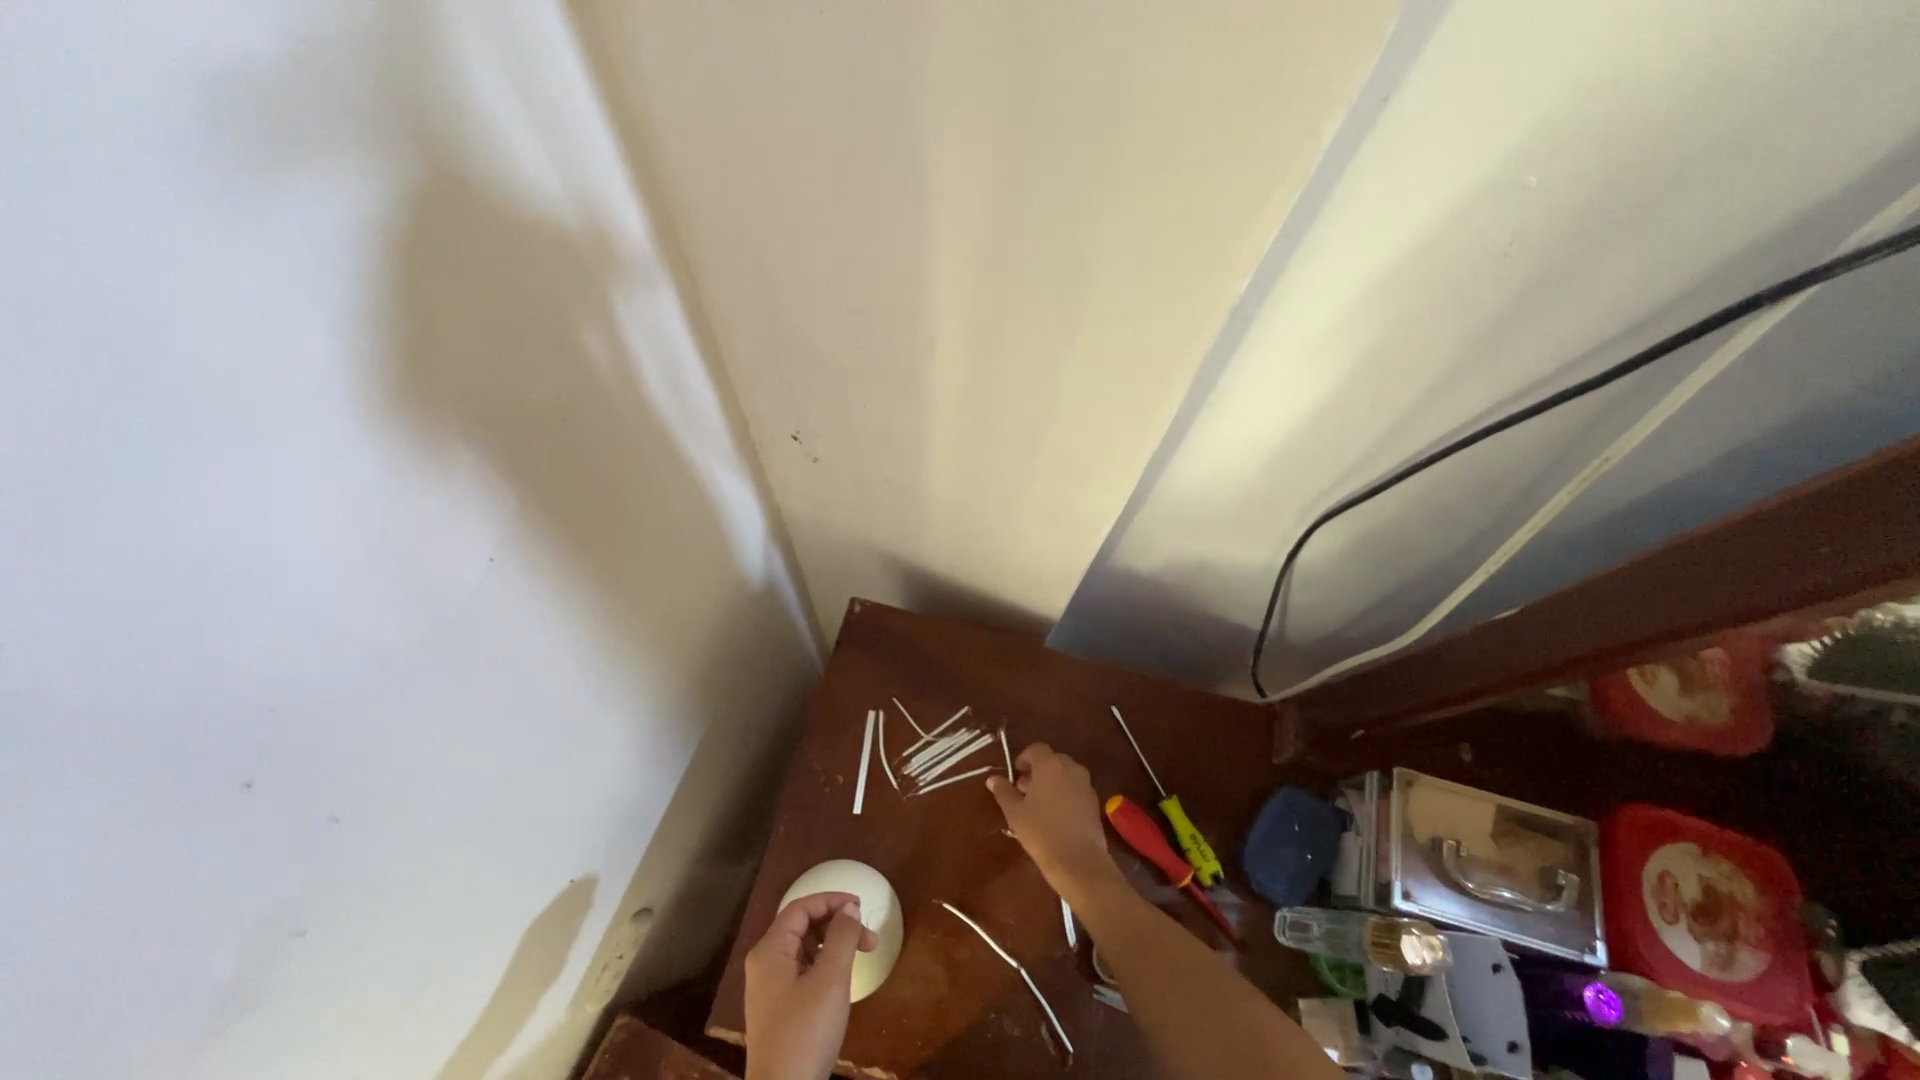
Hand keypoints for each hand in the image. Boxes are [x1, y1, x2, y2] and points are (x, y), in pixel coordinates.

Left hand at [744, 892, 879, 1079]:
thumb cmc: (806, 1031)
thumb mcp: (830, 980)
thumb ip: (841, 938)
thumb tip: (849, 908)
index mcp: (770, 951)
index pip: (800, 908)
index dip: (831, 901)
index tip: (861, 907)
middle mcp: (764, 964)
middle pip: (801, 927)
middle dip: (837, 925)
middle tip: (870, 939)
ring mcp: (769, 988)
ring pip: (804, 950)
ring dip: (833, 946)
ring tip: (862, 957)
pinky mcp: (778, 1009)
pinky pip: (802, 971)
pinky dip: (824, 966)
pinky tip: (842, 979)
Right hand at [987, 743, 1122, 898]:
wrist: (1078, 859)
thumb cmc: (1041, 831)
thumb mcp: (1015, 812)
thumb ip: (1003, 791)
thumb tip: (993, 779)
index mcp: (1050, 765)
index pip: (1036, 749)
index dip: (1024, 758)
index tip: (1015, 773)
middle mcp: (1071, 768)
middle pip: (1052, 760)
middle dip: (1037, 771)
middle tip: (1023, 790)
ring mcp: (1086, 785)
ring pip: (1065, 774)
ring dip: (1051, 782)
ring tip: (1038, 804)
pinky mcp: (1094, 802)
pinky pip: (1075, 789)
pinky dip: (1064, 793)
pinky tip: (1055, 815)